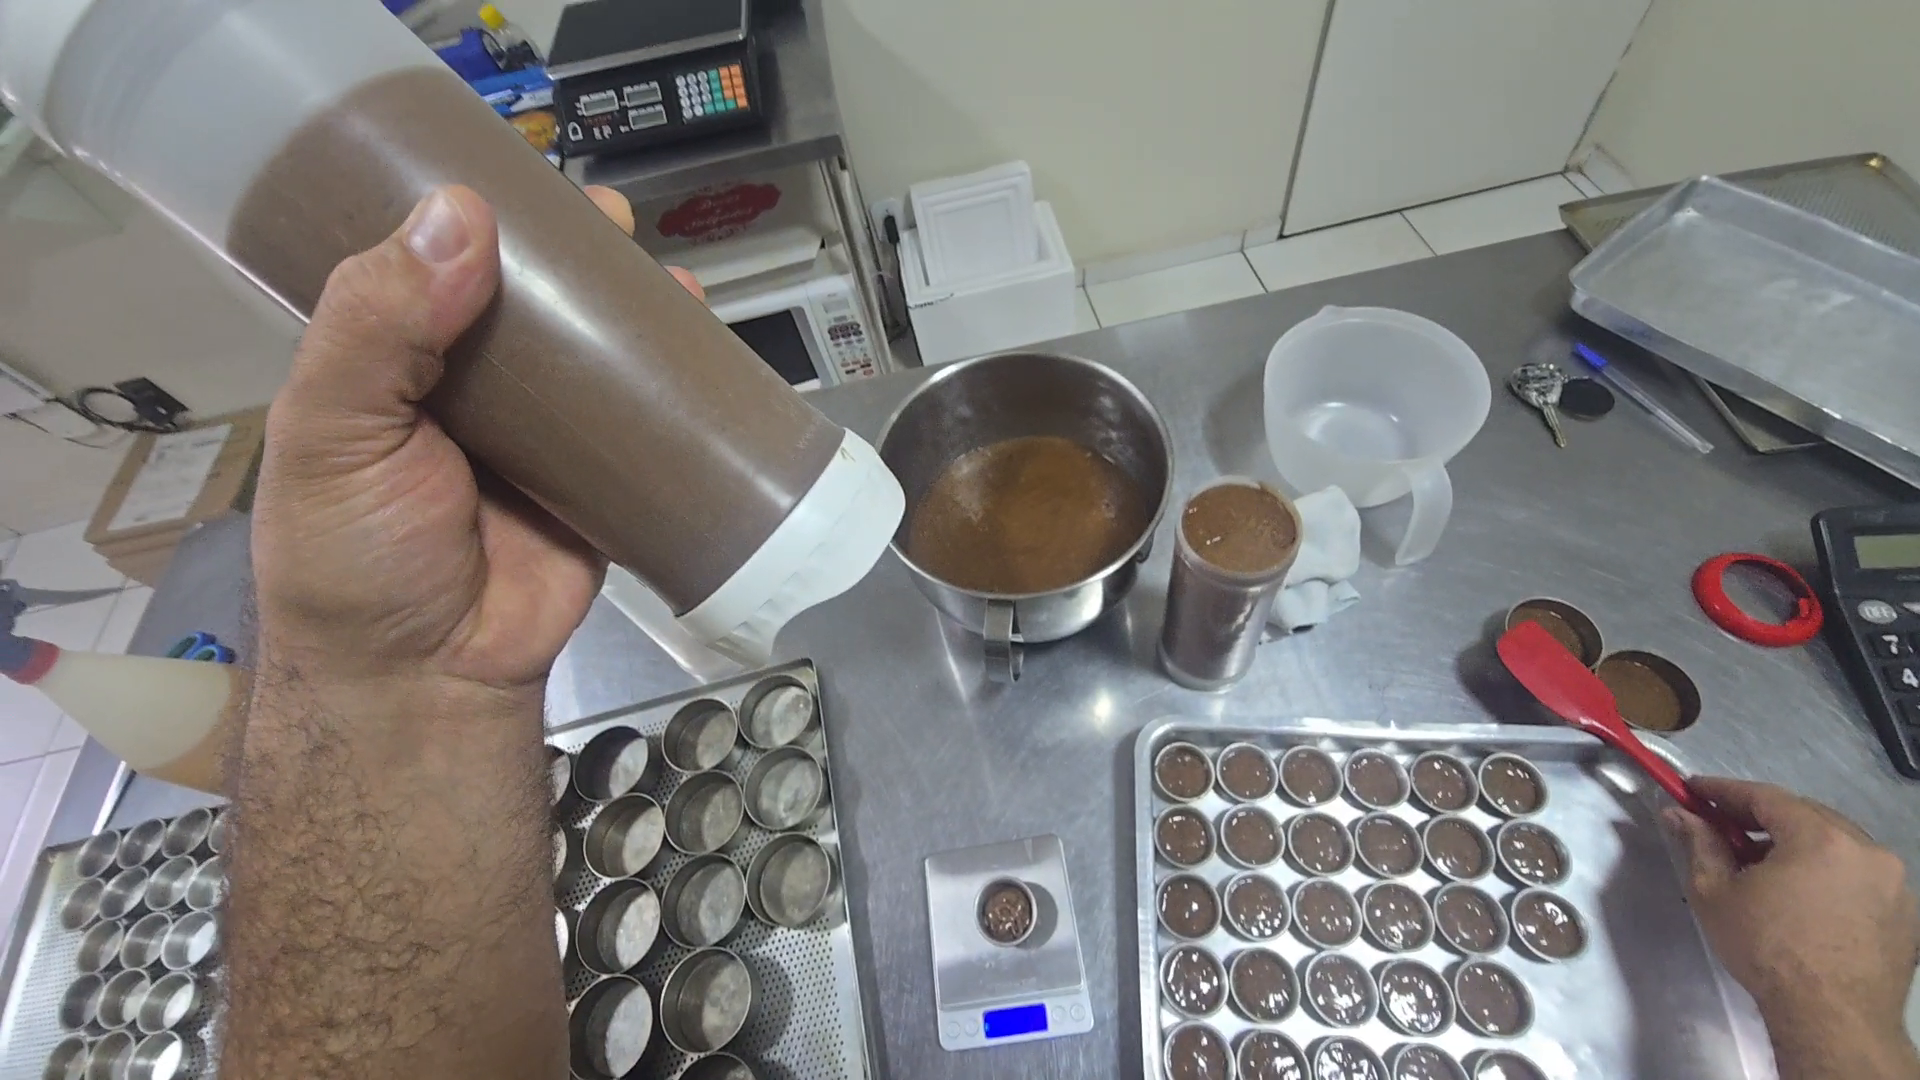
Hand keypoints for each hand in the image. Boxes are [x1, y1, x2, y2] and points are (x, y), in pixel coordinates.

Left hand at [251, 184, 696, 693]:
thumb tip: (460, 216)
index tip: (528, 186)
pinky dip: (675, 398)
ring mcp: (549, 443)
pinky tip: (704, 362)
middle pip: (536, 311)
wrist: (436, 673)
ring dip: (636, 321)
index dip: (483, 224)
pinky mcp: (604, 487)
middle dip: (579, 266)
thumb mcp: (335, 431)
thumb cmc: (360, 556)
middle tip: (616, 227)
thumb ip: (380, 326)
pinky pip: (642, 431)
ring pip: (598, 364)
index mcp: (398, 368)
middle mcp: (478, 396)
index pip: (439, 273)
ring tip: (673, 284)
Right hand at [1668, 777, 1919, 1074]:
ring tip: (1755, 856)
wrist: (1832, 1015)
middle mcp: (1869, 853)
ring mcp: (1896, 884)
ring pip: (1835, 841)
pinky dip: (1822, 864)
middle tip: (1718, 821)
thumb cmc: (1765, 945)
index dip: (1723, 790)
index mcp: (1823, 841)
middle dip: (1758, 812)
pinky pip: (1857, 869)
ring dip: (1792, 838)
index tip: (1692, 790)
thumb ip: (1700, 842)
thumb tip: (1679, 814)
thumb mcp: (1714, 889)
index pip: (1767, 797)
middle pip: (1806, 814)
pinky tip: (1794, 885)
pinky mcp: (1905, 912)